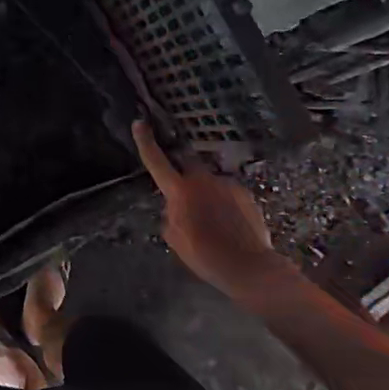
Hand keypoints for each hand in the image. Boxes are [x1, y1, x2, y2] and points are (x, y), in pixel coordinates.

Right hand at [132, 120, 290, 299]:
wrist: (249, 266)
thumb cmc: (206, 255)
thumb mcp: (175, 239)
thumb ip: (170, 215)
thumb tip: (174, 206)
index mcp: (181, 191)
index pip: (157, 162)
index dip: (145, 142)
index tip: (139, 123)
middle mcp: (203, 180)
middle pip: (187, 163)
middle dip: (182, 171)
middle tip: (185, 193)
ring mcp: (226, 184)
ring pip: (209, 182)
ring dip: (206, 194)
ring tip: (213, 222)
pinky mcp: (245, 192)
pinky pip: (227, 192)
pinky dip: (224, 204)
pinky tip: (229, 225)